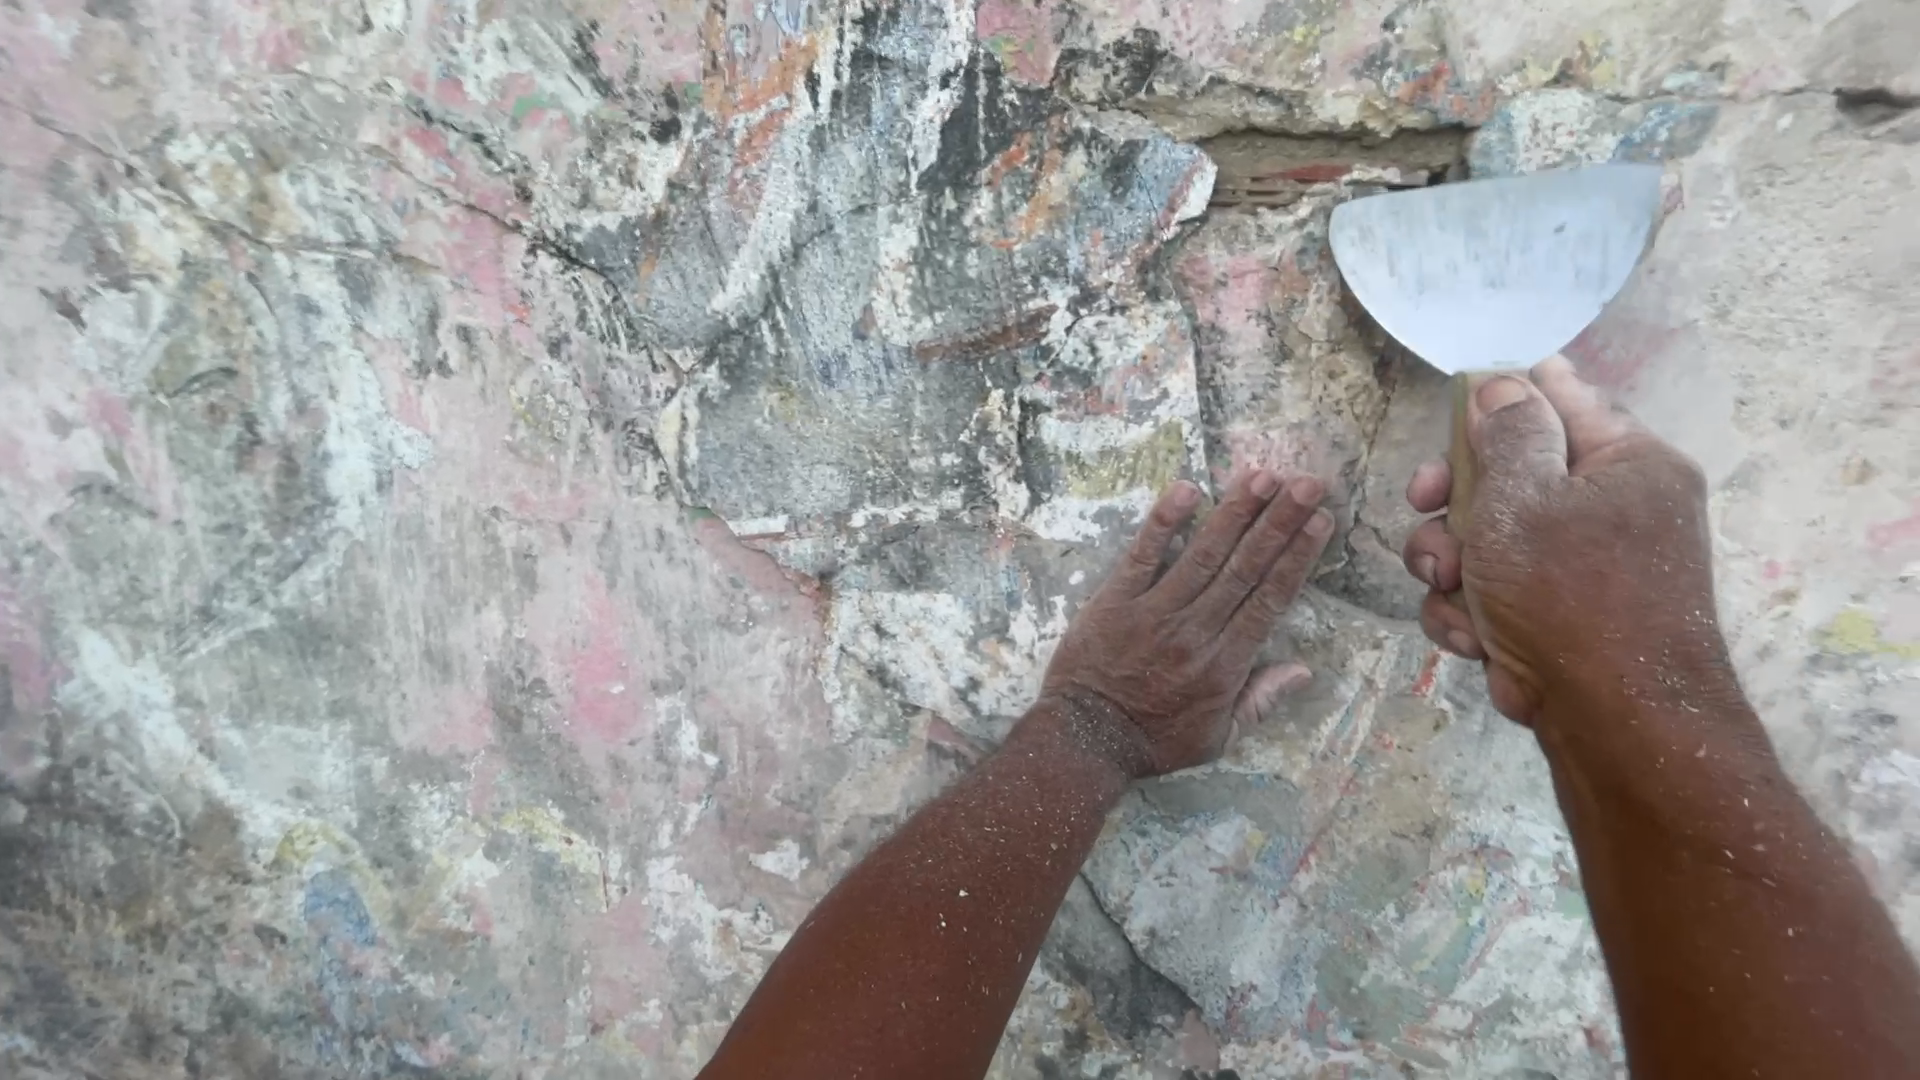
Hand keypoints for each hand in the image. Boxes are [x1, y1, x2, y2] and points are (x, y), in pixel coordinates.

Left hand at [1037, 472, 1333, 778]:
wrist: (1087, 738)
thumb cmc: (1154, 741)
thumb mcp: (1217, 739)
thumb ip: (1260, 702)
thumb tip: (1304, 668)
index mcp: (1225, 665)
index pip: (1270, 599)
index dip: (1297, 558)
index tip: (1320, 522)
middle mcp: (1195, 631)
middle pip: (1244, 569)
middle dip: (1278, 523)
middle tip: (1306, 483)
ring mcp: (1153, 612)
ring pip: (1202, 556)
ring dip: (1233, 514)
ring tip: (1260, 476)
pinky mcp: (1114, 601)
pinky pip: (1141, 557)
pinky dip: (1163, 523)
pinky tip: (1185, 490)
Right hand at [1401, 356, 1740, 728]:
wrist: (1604, 711)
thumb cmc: (1566, 589)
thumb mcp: (1522, 498)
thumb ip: (1507, 435)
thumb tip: (1502, 384)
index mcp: (1624, 465)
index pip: (1563, 399)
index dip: (1508, 389)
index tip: (1460, 387)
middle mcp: (1604, 506)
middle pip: (1502, 473)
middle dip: (1449, 499)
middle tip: (1421, 502)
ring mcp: (1571, 561)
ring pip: (1476, 536)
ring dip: (1444, 562)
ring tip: (1447, 587)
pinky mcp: (1541, 606)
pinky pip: (1480, 586)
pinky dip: (1462, 606)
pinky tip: (1468, 631)